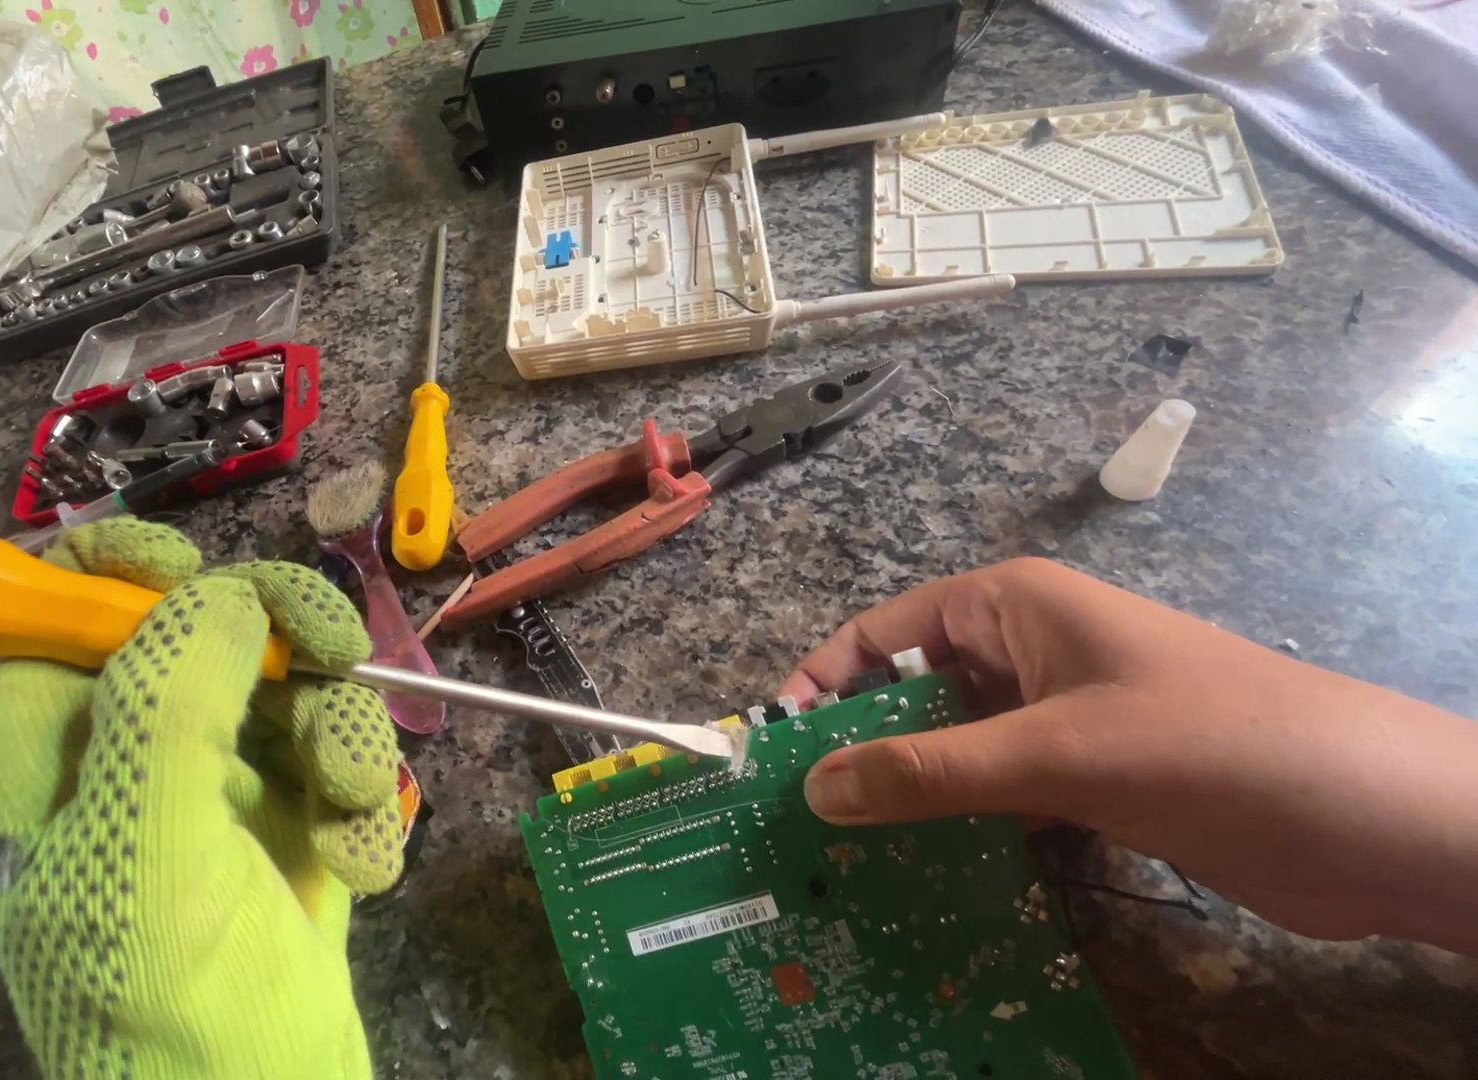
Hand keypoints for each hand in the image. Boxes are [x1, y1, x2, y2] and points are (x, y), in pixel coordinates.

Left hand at [0, 519, 403, 1076]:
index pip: (50, 614)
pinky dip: (363, 804)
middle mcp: (138, 750)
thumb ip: (163, 706)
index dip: (108, 569)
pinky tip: (362, 866)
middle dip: (285, 635)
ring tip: (347, 819)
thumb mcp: (143, 853)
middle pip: (208, 625)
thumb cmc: (165, 1002)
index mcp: (56, 756)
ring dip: (341, 743)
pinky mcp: (299, 805)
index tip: (186, 566)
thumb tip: (223, 592)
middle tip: (343, 650)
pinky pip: (342, 753)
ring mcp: (225, 776)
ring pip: (297, 686)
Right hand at [782, 557, 1477, 954]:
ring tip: (844, 843)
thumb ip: (929, 771)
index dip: (821, 681)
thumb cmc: (1219, 747)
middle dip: (856, 741)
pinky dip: (951, 815)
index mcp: (1004, 605)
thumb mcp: (1057, 754)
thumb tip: (814, 791)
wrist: (1404, 828)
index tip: (778, 744)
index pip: (879, 634)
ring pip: (945, 741)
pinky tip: (917, 862)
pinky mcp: (1078, 769)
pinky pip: (988, 784)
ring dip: (901, 785)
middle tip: (801, 808)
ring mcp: (1049, 711)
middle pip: (907, 689)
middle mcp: (1017, 648)